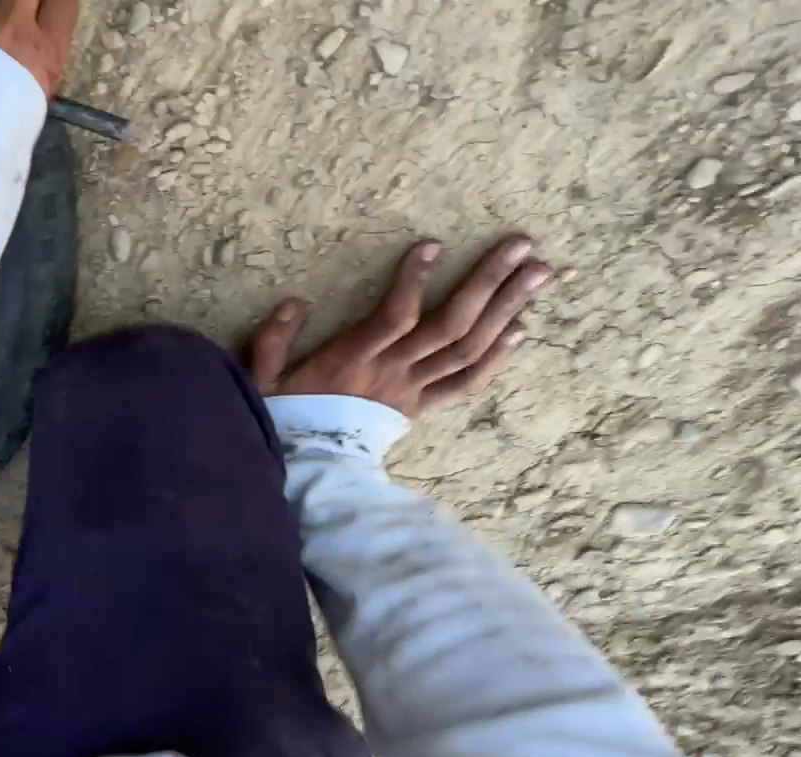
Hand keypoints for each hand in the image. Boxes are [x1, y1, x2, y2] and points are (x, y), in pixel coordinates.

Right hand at [248, 236, 552, 417]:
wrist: (304, 466)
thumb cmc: (283, 418)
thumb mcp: (261, 382)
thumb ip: (272, 343)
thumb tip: (294, 304)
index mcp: (350, 363)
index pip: (392, 318)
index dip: (413, 282)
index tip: (432, 246)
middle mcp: (390, 373)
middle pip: (448, 327)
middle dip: (486, 284)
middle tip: (521, 246)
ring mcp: (410, 391)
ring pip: (466, 349)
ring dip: (506, 310)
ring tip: (539, 274)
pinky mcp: (420, 408)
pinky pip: (464, 384)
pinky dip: (495, 358)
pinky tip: (520, 328)